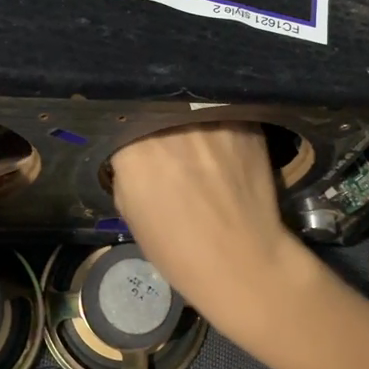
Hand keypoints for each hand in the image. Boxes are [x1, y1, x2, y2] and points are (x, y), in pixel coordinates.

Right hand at [108, 122, 303, 319]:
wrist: (242, 261)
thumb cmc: (178, 249)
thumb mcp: (130, 211)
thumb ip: (126, 171)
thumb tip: (133, 152)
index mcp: (134, 148)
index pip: (122, 123)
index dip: (129, 133)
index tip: (137, 146)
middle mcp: (170, 123)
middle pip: (157, 108)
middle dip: (159, 123)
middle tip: (169, 145)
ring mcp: (211, 118)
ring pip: (191, 107)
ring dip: (190, 121)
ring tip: (198, 145)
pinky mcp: (245, 121)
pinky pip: (223, 113)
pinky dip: (220, 127)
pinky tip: (224, 148)